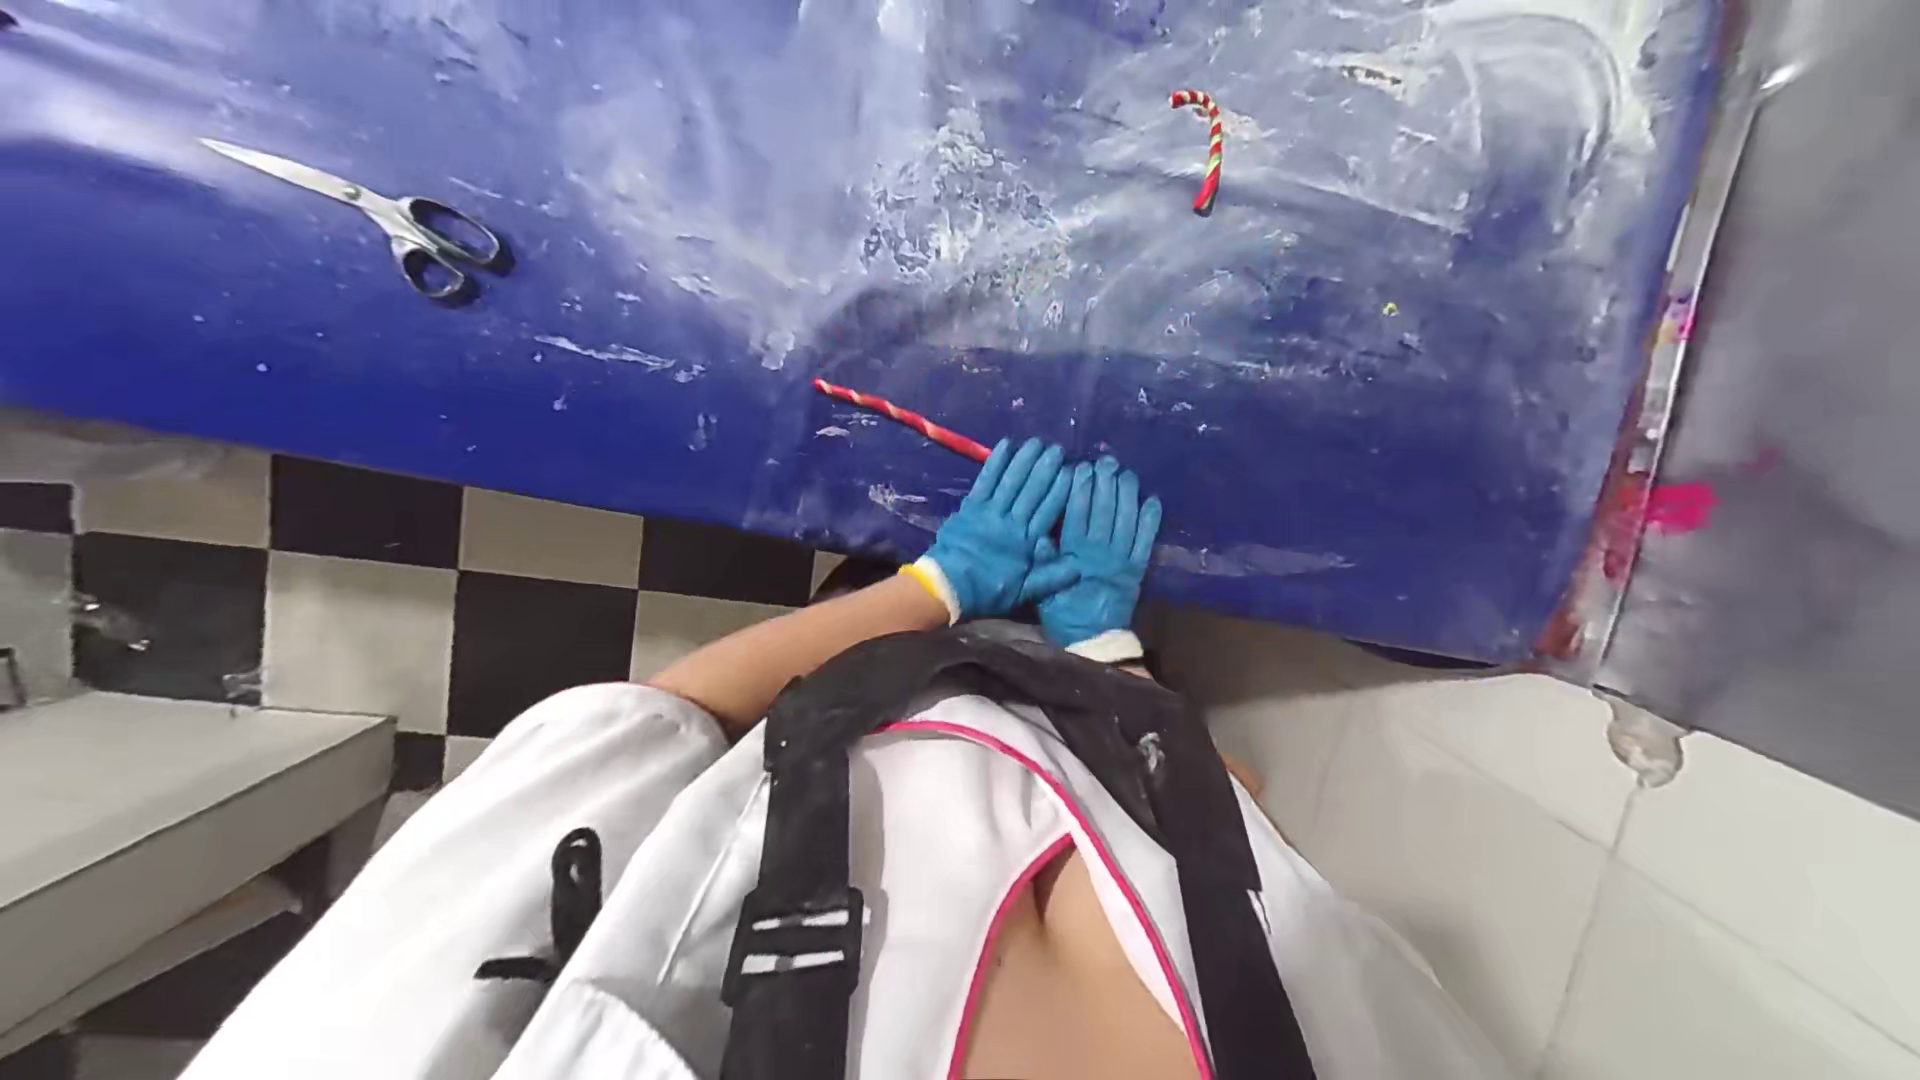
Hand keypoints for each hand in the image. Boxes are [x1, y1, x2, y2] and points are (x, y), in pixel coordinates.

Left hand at [910, 437, 1077, 620]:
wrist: (949, 587)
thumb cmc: (989, 591)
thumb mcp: (1024, 592)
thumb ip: (1051, 578)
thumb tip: (1080, 566)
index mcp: (1027, 542)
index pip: (1050, 510)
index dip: (1062, 490)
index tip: (1073, 472)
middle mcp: (1011, 522)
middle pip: (1033, 490)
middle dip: (1047, 468)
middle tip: (1058, 449)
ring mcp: (990, 511)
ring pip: (1012, 481)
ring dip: (1025, 460)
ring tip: (1037, 442)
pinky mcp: (971, 506)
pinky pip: (986, 480)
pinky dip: (996, 462)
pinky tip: (1006, 445)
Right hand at [1037, 456, 1161, 649]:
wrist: (1091, 639)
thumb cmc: (1062, 612)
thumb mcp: (1043, 588)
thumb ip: (1044, 560)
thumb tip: (1039, 533)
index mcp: (1074, 553)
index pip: (1077, 513)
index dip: (1080, 489)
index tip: (1081, 468)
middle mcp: (1099, 551)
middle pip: (1103, 510)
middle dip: (1105, 483)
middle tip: (1106, 460)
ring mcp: (1121, 558)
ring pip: (1126, 519)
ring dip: (1126, 494)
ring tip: (1126, 472)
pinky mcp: (1138, 568)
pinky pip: (1146, 540)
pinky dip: (1150, 520)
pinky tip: (1151, 500)